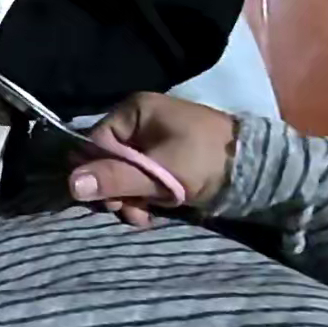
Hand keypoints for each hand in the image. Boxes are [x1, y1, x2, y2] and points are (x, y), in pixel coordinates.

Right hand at [69, 93, 235, 227]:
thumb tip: (70, 184)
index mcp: (134, 111)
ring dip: (131, 199)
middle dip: (118, 192)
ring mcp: (151, 139)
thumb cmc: (206, 161)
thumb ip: (116, 178)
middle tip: (136, 214)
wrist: (256, 170)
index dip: (98, 176)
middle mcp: (138, 121)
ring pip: (123, 174)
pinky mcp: (163, 157)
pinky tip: (156, 209)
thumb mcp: (160, 172)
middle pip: (107, 161)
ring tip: (148, 215)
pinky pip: (140, 177)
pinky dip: (144, 196)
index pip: (95, 145)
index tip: (114, 204)